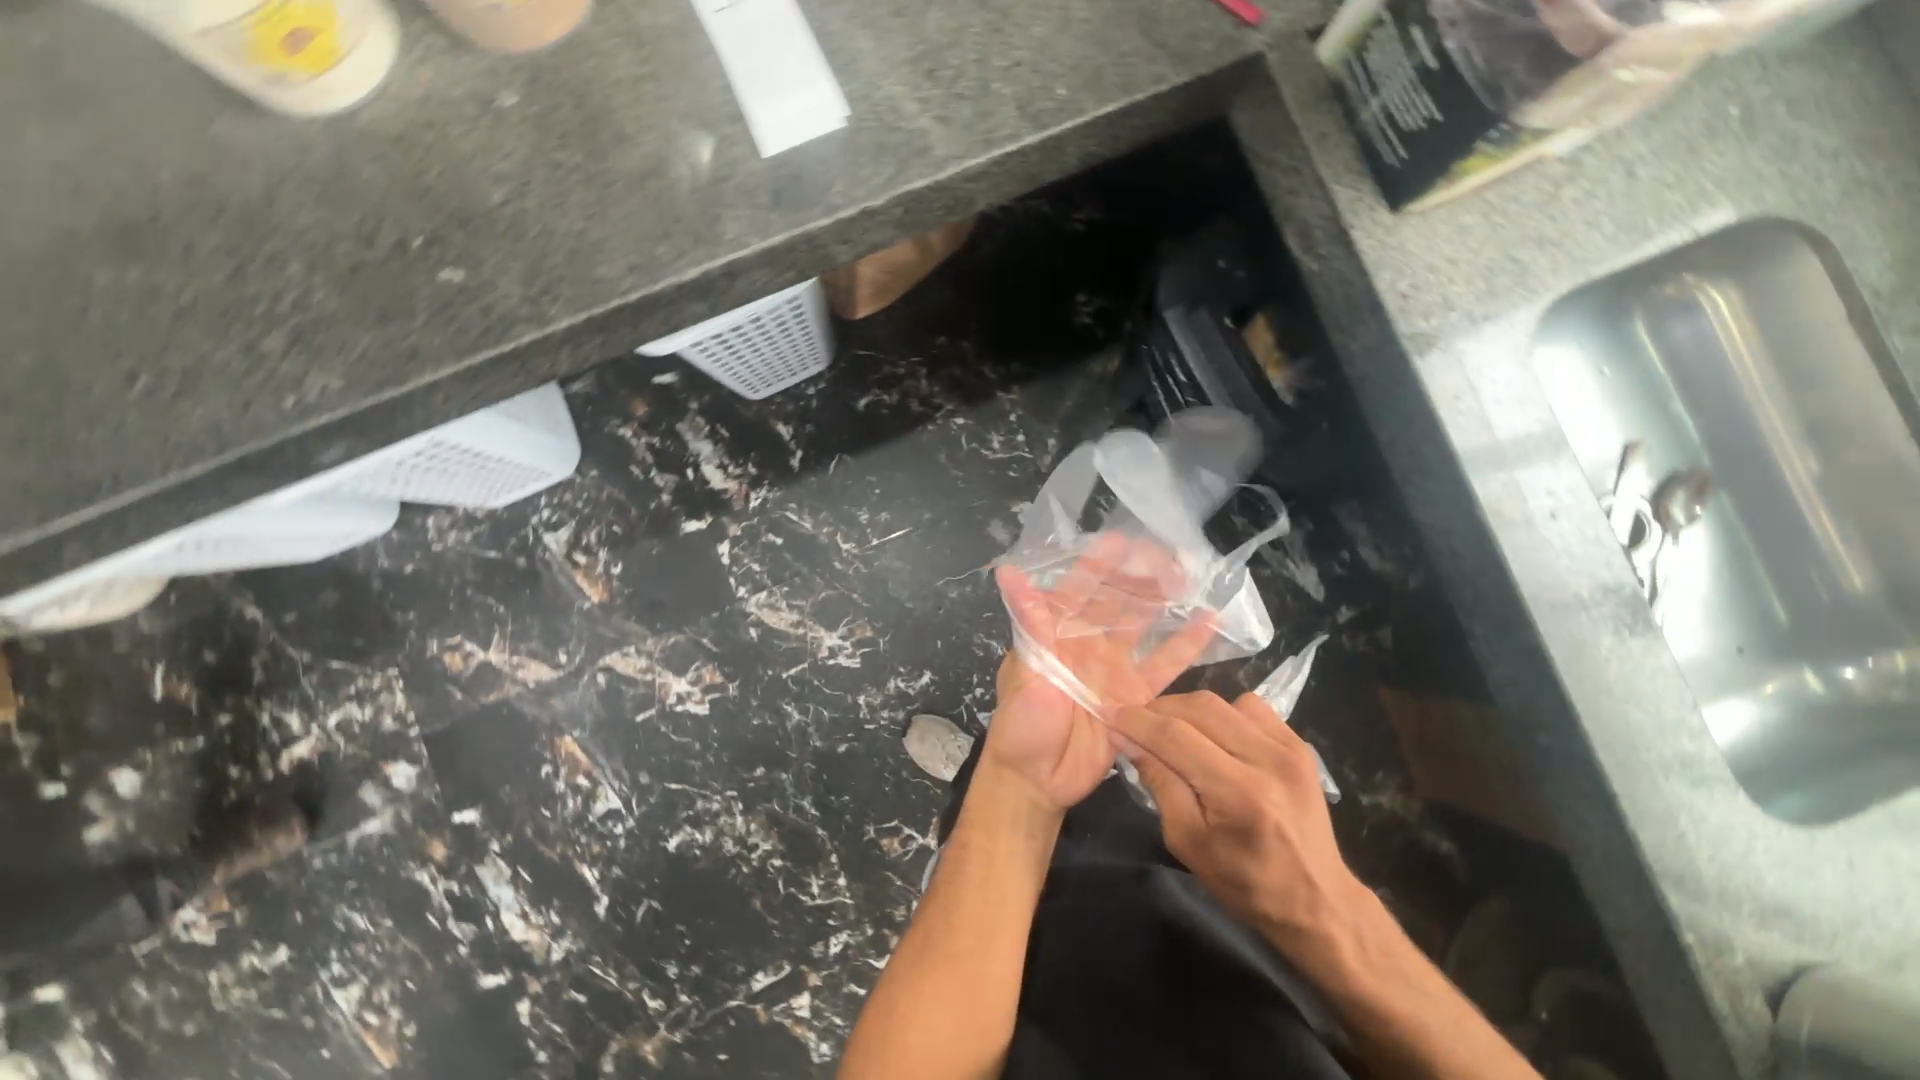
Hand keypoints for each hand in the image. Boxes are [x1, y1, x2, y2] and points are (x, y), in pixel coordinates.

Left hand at [984, 533, 1216, 811]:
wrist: (1036, 780)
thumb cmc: (1021, 723)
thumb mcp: (1024, 671)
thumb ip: (1029, 624)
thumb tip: (1008, 572)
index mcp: (1055, 634)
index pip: (1077, 589)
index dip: (1097, 565)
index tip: (1122, 540)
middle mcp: (1085, 645)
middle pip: (1115, 603)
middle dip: (1137, 577)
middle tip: (1167, 554)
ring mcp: (1112, 670)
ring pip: (1141, 627)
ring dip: (1162, 603)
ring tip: (1188, 576)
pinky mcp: (1135, 697)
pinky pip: (1163, 667)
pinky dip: (1185, 646)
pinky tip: (1209, 621)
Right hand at [1111, 691, 1365, 948]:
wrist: (1316, 898)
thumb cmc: (1245, 883)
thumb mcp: (1188, 843)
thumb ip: (1159, 785)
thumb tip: (1128, 741)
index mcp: (1239, 794)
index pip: (1175, 737)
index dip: (1136, 721)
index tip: (1108, 714)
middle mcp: (1268, 760)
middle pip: (1199, 708)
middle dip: (1158, 710)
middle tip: (1135, 724)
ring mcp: (1290, 748)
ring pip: (1223, 702)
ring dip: (1189, 711)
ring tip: (1172, 732)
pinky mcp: (1300, 745)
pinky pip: (1250, 708)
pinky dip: (1223, 714)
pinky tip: (1214, 738)